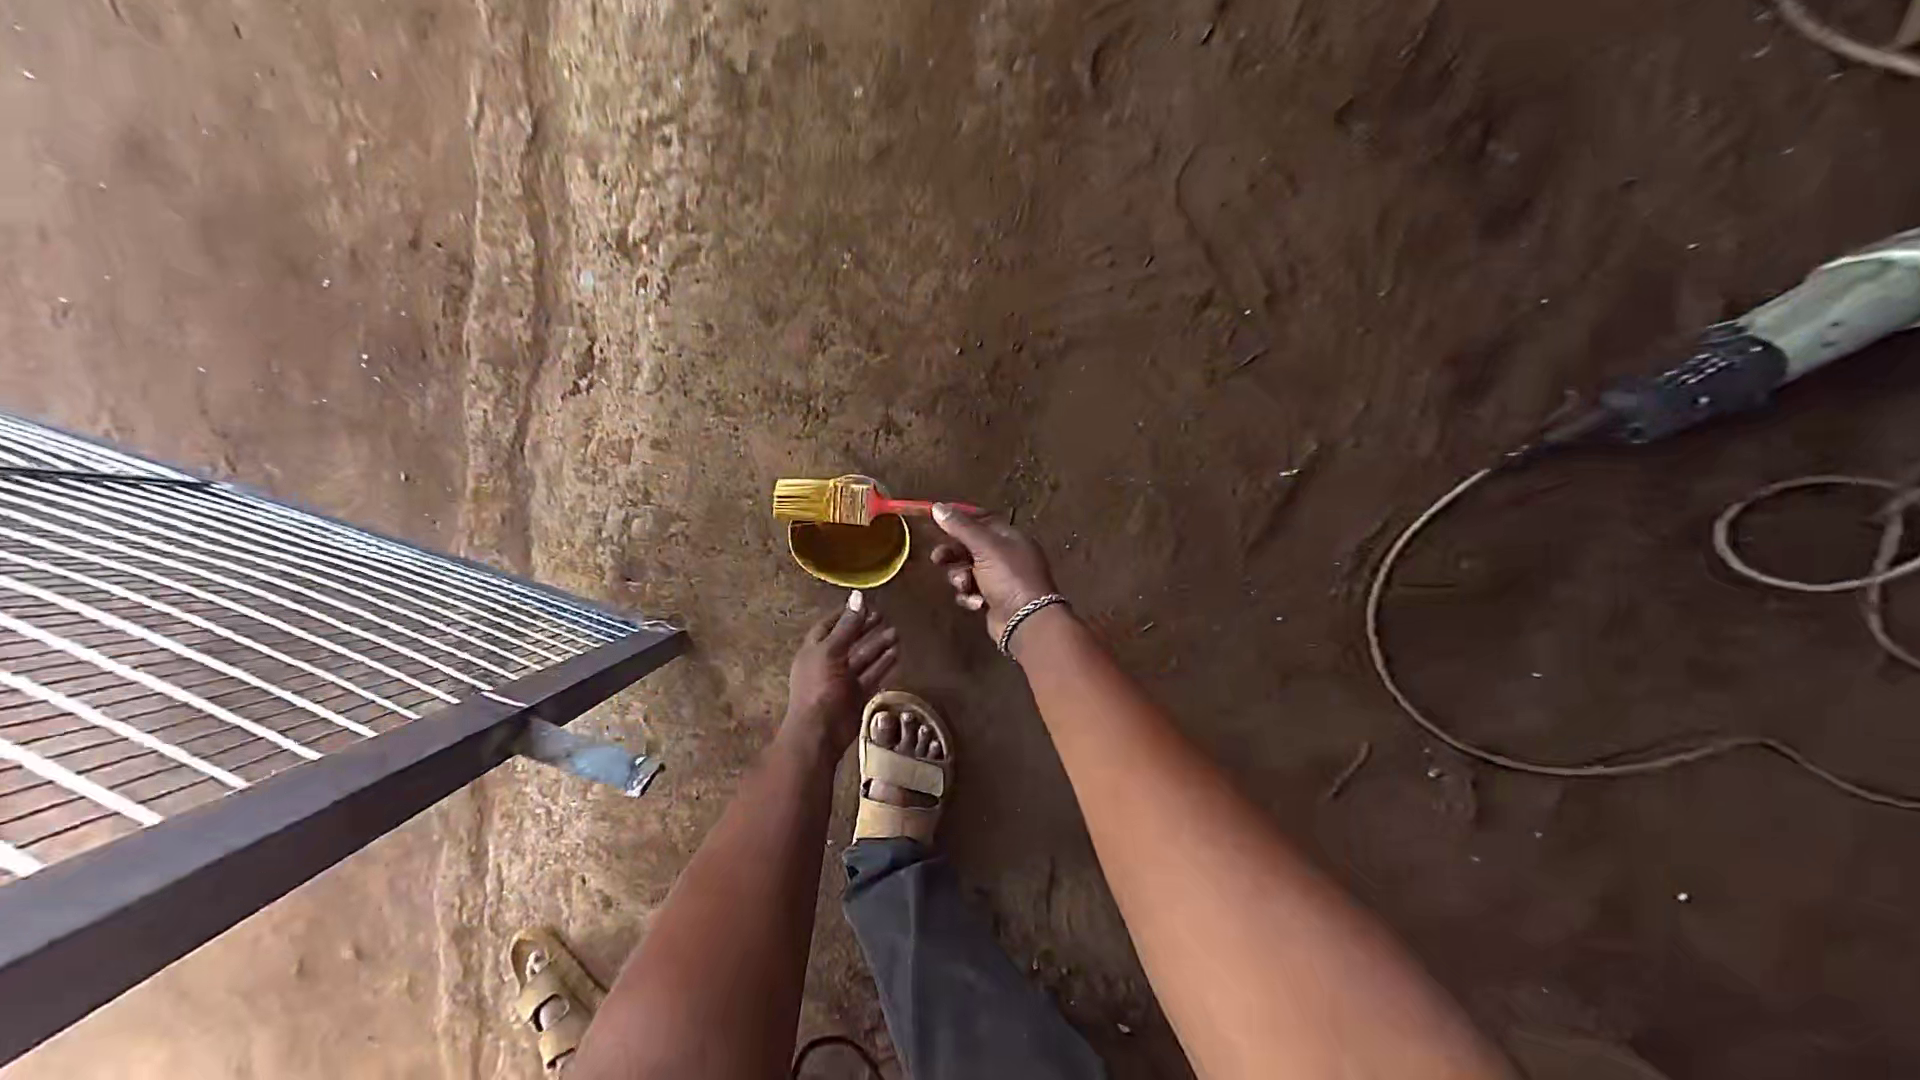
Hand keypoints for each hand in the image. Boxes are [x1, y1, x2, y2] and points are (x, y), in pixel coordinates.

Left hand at [785, 592, 899, 751]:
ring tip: (896, 633)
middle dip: (865, 628)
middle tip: (884, 617)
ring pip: (863, 658)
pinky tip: (896, 654)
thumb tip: (858, 596)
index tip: (863, 604)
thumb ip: (847, 625)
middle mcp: (828, 663)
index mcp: (814, 650)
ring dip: (878, 646)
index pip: (829, 626)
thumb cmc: (819, 687)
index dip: (844, 615)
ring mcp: (842, 681)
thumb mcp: (831, 651)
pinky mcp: (856, 696)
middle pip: (848, 641)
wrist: (820, 731)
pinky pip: (871, 676)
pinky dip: (883, 665)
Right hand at [929, 503, 1058, 640]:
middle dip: (952, 553)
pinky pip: (970, 591)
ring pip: (966, 570)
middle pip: (969, 546)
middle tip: (937, 559)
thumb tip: (938, 507)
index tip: (937, 519)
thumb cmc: (1009, 577)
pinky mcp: (992, 599)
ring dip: (960, 577)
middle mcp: (1005, 555)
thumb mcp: (985, 547)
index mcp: (1009, 536)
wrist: (1025, 620)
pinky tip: (976, 602)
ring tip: (965, 585)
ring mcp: (999, 578)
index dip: (959, 518)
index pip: (981, 519)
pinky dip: (969, 596)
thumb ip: (960, 527)